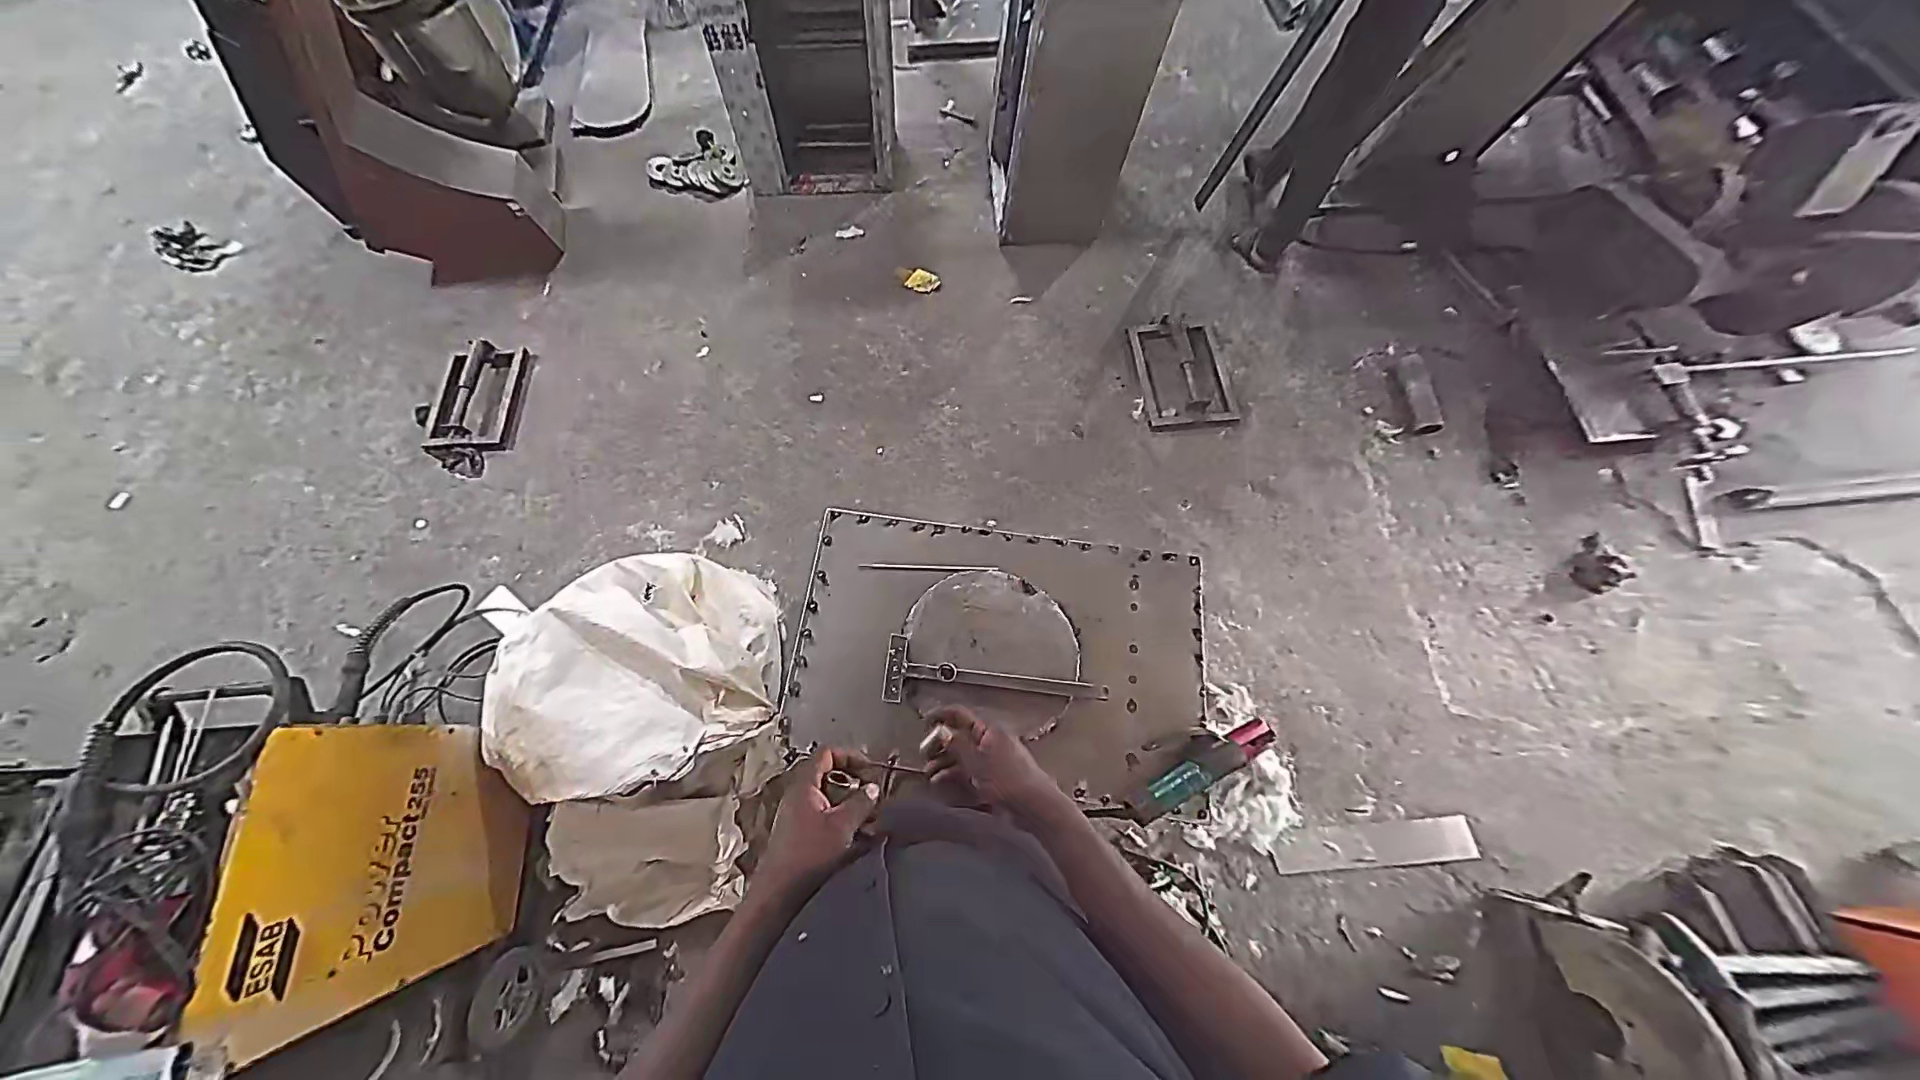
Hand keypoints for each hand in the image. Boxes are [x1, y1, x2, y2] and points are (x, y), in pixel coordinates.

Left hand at [753, 748, 877, 900]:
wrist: (779, 893)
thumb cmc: (808, 855)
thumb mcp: (843, 825)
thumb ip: (862, 802)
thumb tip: (873, 787)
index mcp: (805, 785)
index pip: (827, 754)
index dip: (851, 756)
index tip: (869, 770)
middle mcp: (799, 796)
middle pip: (830, 776)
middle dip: (855, 784)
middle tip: (873, 795)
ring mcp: (798, 815)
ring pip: (830, 799)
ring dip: (852, 805)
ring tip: (870, 820)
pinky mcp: (801, 834)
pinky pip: (826, 817)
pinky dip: (843, 821)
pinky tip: (859, 838)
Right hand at [922, 706, 1069, 819]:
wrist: (1032, 805)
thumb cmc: (1006, 778)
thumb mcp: (975, 759)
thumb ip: (955, 743)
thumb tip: (941, 730)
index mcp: (988, 730)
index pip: (960, 715)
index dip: (941, 716)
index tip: (925, 722)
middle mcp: (990, 741)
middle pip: (960, 737)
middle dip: (940, 745)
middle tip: (925, 754)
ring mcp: (992, 760)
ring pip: (963, 757)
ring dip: (944, 763)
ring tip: (929, 773)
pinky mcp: (993, 778)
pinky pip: (969, 772)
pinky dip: (954, 775)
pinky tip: (941, 782)